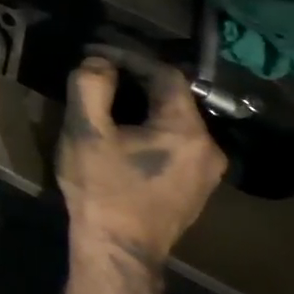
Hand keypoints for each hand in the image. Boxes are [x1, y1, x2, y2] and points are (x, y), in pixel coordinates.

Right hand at [58, 51, 226, 269]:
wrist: (120, 243)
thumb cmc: (101, 183)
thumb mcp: (85, 130)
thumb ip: (90, 86)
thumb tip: (97, 60)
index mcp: (186, 131)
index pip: (165, 75)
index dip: (128, 55)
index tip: (91, 50)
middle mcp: (208, 147)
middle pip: (173, 96)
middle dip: (131, 76)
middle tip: (92, 68)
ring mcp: (206, 169)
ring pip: (173, 118)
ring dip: (139, 99)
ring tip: (101, 94)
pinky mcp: (194, 182)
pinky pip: (174, 138)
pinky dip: (147, 121)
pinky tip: (119, 127)